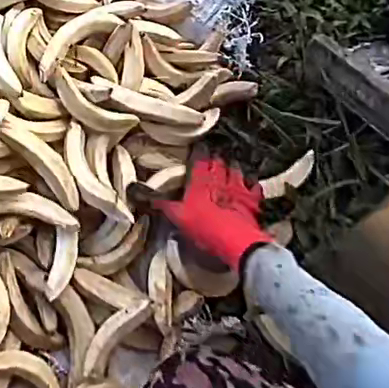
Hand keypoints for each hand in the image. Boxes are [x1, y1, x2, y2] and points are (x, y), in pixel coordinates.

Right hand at [145, 140, 272, 270]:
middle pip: (219, 162)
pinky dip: (252, 183)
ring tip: (230, 163)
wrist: (236, 242)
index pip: (199, 159)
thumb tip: (133, 189)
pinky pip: (255, 186)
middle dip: (216, 157)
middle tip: (213, 154)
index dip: (198, 151)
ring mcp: (238, 189)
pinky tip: (251, 183)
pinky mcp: (253, 201)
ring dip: (233, 166)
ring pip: (237, 170)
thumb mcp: (176, 216)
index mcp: (200, 181)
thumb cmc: (203, 227)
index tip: (197, 145)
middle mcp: (219, 180)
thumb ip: (158, 202)